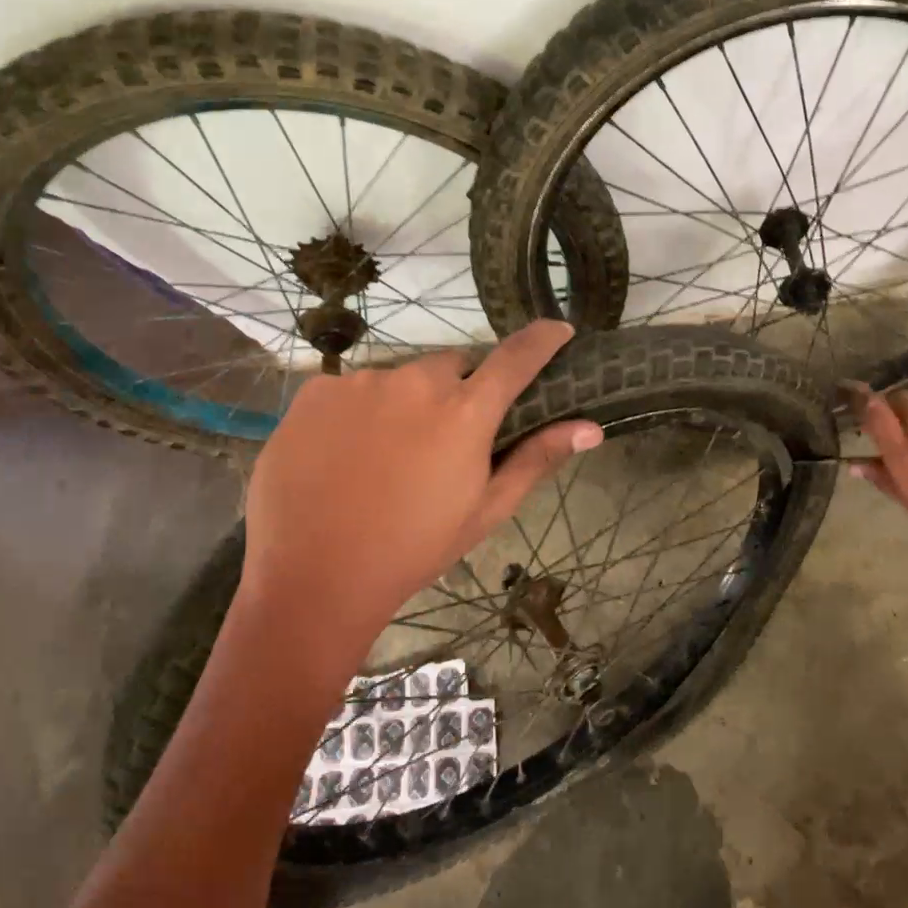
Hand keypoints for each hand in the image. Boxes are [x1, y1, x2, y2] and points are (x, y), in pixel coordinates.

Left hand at [242, 320, 601, 639]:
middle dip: (461, 391)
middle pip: (453, 366)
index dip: (542, 340)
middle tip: (448, 440)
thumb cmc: (415, 547)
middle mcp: (415, 382)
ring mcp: (360, 382)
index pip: (516, 357)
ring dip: (408, 401)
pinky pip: (354, 387)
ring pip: (401, 378)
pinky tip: (349, 452)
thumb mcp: (487, 508)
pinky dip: (362, 410)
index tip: (557, 330)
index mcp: (465, 412)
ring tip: (390, 454)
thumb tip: (592, 429)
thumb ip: (537, 458)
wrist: (315, 577)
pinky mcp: (315, 392)